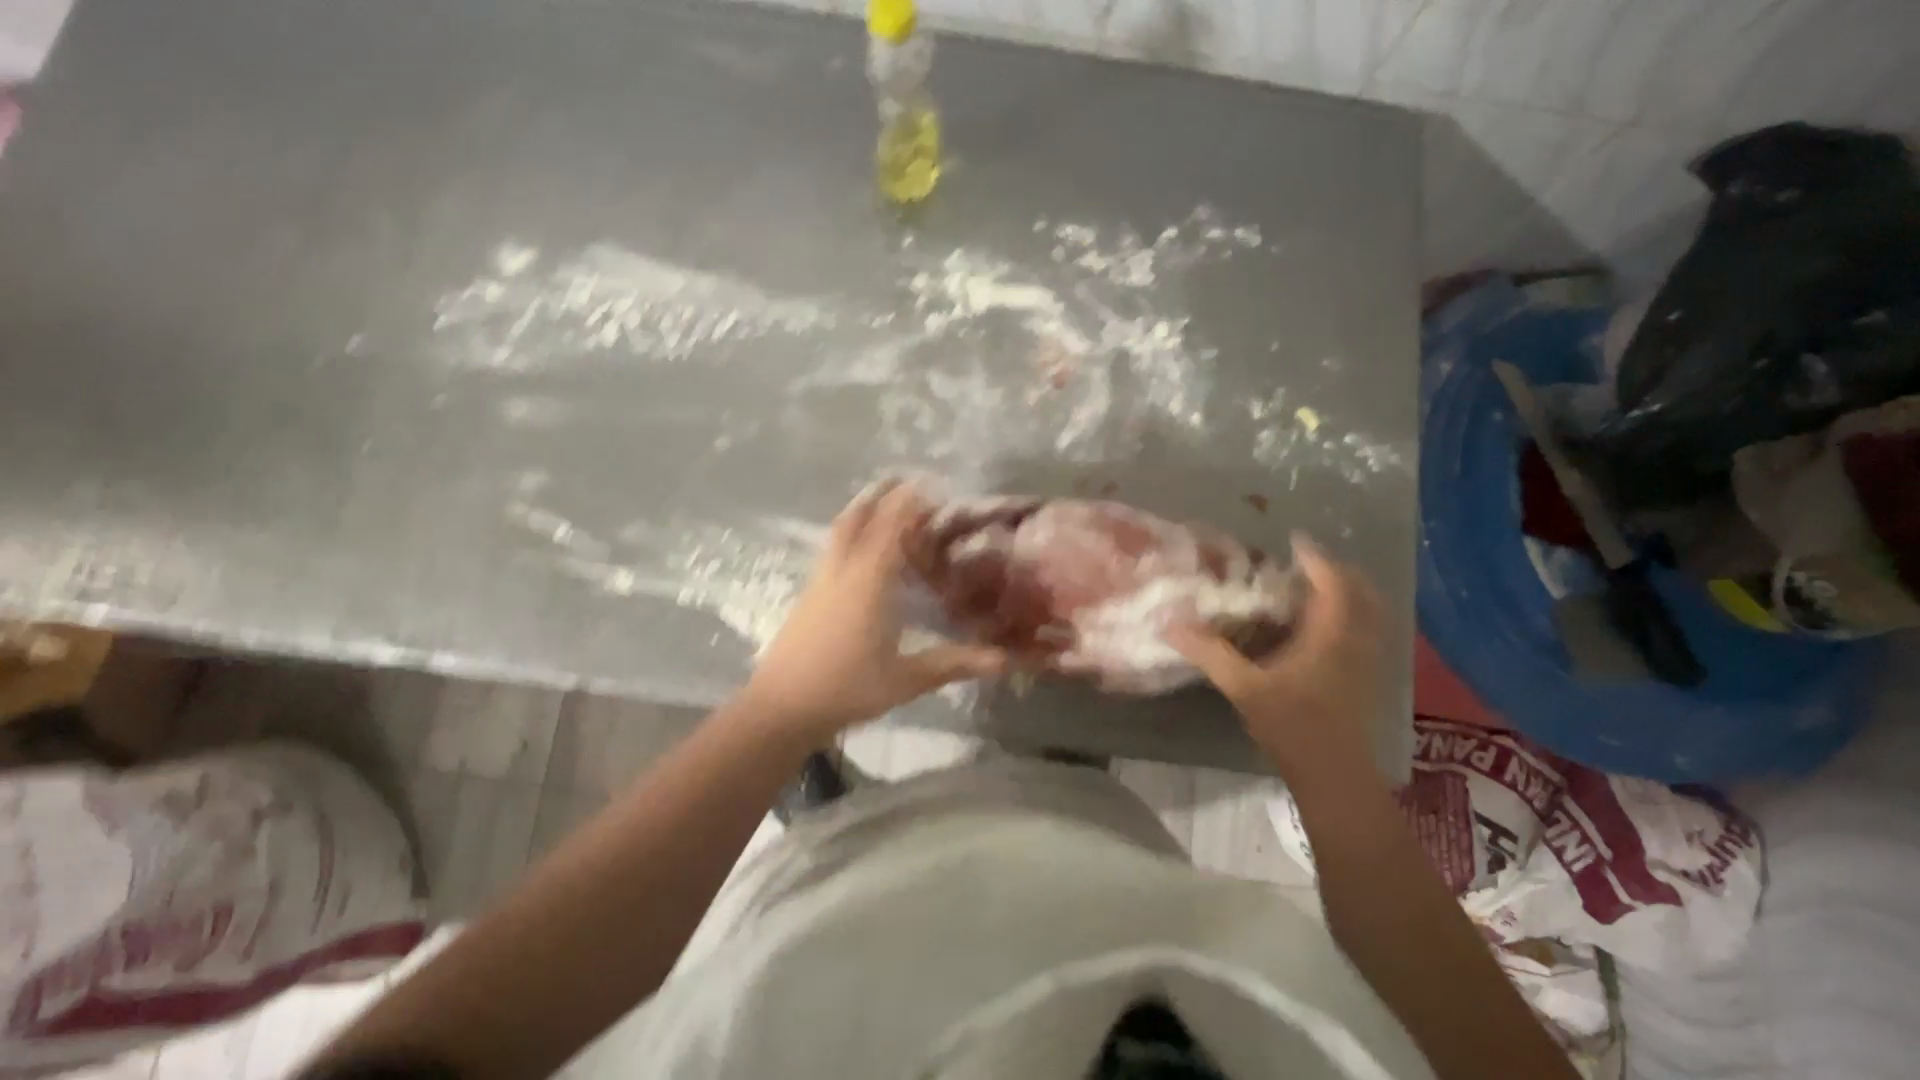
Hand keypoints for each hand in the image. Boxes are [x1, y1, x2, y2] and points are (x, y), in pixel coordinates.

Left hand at [740, 481, 1005, 741]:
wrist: (780, 708)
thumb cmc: (847, 689)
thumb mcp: (906, 679)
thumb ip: (954, 664)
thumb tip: (1004, 660)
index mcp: (869, 581)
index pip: (892, 528)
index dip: (911, 505)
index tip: (934, 489)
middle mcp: (843, 571)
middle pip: (860, 518)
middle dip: (883, 496)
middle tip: (906, 481)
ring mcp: (821, 582)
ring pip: (841, 532)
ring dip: (862, 512)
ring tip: (882, 504)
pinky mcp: (808, 597)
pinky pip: (833, 551)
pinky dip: (850, 536)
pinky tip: (860, 553)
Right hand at [1167, 534, 1383, 779]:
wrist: (1334, 774)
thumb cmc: (1293, 725)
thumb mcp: (1244, 687)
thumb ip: (1210, 653)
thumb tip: (1171, 624)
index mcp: (1332, 633)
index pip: (1331, 581)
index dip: (1314, 558)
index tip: (1294, 541)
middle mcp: (1357, 640)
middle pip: (1361, 592)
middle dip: (1336, 573)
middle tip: (1306, 566)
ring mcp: (1368, 661)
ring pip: (1369, 614)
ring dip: (1347, 597)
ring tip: (1314, 594)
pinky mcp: (1367, 680)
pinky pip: (1365, 634)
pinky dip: (1350, 620)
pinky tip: (1321, 634)